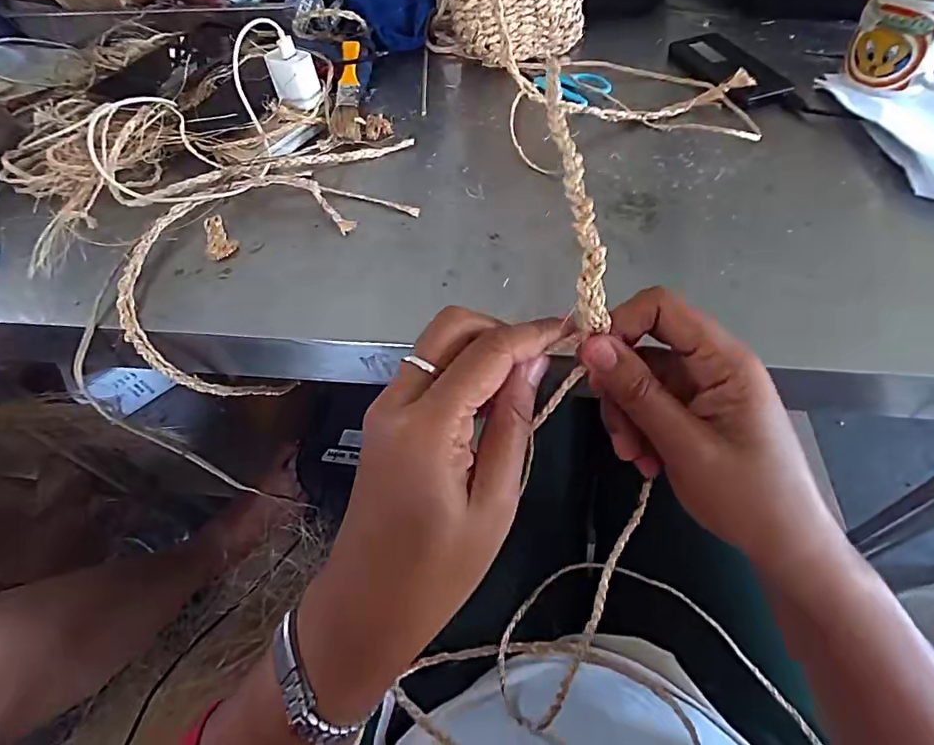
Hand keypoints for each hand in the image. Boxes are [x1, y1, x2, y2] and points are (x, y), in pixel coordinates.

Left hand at [292, 309, 560, 722]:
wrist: (365, 606)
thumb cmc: (438, 572)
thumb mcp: (495, 503)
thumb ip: (513, 422)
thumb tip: (534, 363)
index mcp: (426, 426)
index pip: (486, 352)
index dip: (531, 334)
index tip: (568, 329)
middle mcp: (398, 400)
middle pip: (451, 326)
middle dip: (500, 329)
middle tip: (537, 360)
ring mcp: (385, 405)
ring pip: (437, 341)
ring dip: (481, 345)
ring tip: (520, 380)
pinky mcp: (384, 416)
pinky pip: (428, 368)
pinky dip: (462, 366)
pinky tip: (489, 397)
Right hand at [579, 287, 844, 574]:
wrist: (787, 547)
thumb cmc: (747, 496)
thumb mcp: (684, 445)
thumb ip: (637, 392)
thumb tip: (592, 345)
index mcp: (723, 358)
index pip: (663, 307)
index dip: (622, 322)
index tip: (591, 360)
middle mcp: (713, 363)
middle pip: (647, 347)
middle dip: (621, 384)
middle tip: (614, 427)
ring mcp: (704, 387)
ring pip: (644, 378)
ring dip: (628, 414)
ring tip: (634, 457)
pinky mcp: (697, 410)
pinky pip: (654, 403)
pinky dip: (641, 428)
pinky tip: (647, 462)